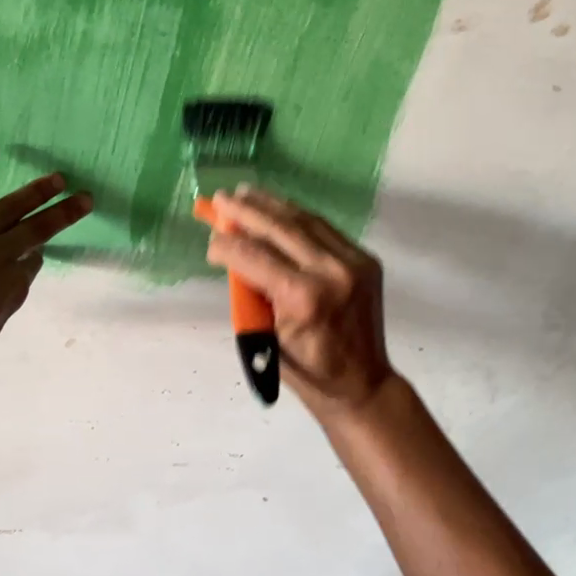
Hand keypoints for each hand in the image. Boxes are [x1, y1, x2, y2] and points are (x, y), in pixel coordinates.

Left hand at [0, 145, 92, 391]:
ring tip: (55, 179)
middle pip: (35, 230)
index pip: (29, 266)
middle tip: (83, 198)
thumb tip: (16, 285)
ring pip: (6, 209)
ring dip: (34, 192)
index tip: (36, 253)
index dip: (34, 257)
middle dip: (61, 214)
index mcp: (8, 290)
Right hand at [203, 186, 393, 415]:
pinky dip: (296, 216)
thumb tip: (234, 251)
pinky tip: (277, 208)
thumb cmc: (307, 370)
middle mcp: (330, 272)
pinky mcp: (364, 258)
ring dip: (271, 205)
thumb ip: (251, 290)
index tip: (211, 243)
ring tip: (245, 192)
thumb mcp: (266, 336)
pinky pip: (324, 228)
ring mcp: (352, 262)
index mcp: (303, 298)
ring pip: (304, 220)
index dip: (227, 246)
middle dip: (246, 212)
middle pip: (279, 229)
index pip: (254, 257)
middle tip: (221, 199)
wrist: (363, 382)